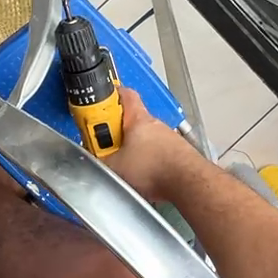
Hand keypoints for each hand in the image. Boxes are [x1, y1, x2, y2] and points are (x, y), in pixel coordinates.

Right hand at [101, 87, 206, 201]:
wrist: (188, 183)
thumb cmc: (156, 169)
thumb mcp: (115, 167)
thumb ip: (99, 160)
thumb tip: (89, 160)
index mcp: (138, 119)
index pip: (124, 94)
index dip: (110, 95)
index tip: (99, 104)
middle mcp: (155, 124)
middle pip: (131, 119)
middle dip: (116, 131)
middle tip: (105, 145)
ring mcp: (168, 137)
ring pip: (144, 137)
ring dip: (133, 147)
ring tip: (125, 166)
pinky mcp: (176, 153)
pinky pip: (156, 151)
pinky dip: (147, 160)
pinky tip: (144, 176)